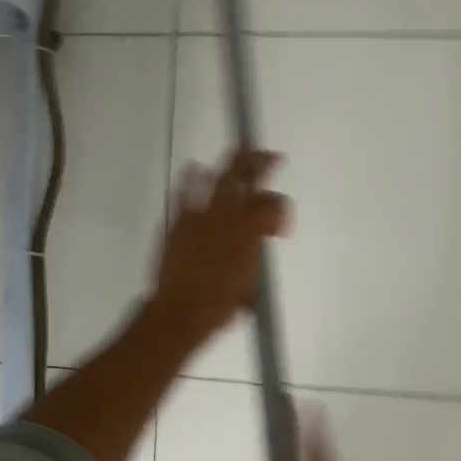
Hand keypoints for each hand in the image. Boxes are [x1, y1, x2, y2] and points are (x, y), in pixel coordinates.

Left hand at [146, 147, 289, 345]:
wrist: (180, 311)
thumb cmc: (220, 307)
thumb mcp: (251, 285)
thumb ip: (255, 260)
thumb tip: (254, 252)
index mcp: (251, 231)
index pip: (273, 206)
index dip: (282, 212)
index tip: (281, 230)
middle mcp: (228, 215)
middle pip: (248, 177)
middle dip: (261, 163)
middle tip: (272, 156)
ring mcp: (201, 215)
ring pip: (219, 177)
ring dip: (232, 163)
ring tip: (241, 149)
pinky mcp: (178, 220)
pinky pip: (185, 192)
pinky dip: (192, 178)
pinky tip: (195, 167)